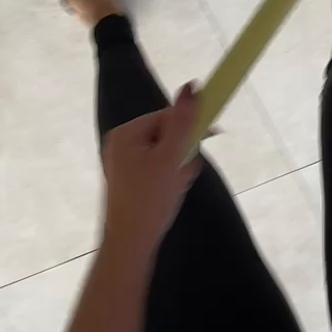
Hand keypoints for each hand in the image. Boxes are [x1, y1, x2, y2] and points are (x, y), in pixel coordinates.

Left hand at [100, 84, 203, 255]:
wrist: (130, 247)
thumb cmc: (150, 201)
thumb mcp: (171, 158)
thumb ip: (183, 121)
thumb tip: (192, 84)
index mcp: (126, 133)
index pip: (167, 116)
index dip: (189, 127)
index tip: (210, 137)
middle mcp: (121, 143)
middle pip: (167, 134)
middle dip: (183, 152)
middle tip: (182, 173)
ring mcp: (124, 163)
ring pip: (166, 153)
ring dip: (179, 167)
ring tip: (175, 187)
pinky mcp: (130, 181)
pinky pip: (158, 168)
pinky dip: (170, 178)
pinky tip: (170, 194)